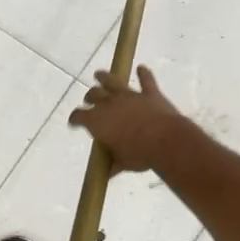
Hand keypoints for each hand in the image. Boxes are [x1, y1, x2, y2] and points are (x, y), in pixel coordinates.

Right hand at [69, 65, 190, 173]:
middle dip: (89, 97)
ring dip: (104, 77)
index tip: (74, 122)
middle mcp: (109, 104)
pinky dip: (143, 74)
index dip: (75, 119)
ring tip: (99, 74)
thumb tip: (108, 172)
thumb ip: (113, 163)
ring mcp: (129, 96)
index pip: (78, 116)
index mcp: (97, 121)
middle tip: (89, 100)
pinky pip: (146, 80)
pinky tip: (141, 68)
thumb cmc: (138, 155)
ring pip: (112, 81)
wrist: (165, 141)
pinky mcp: (149, 94)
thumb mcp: (121, 163)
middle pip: (93, 95)